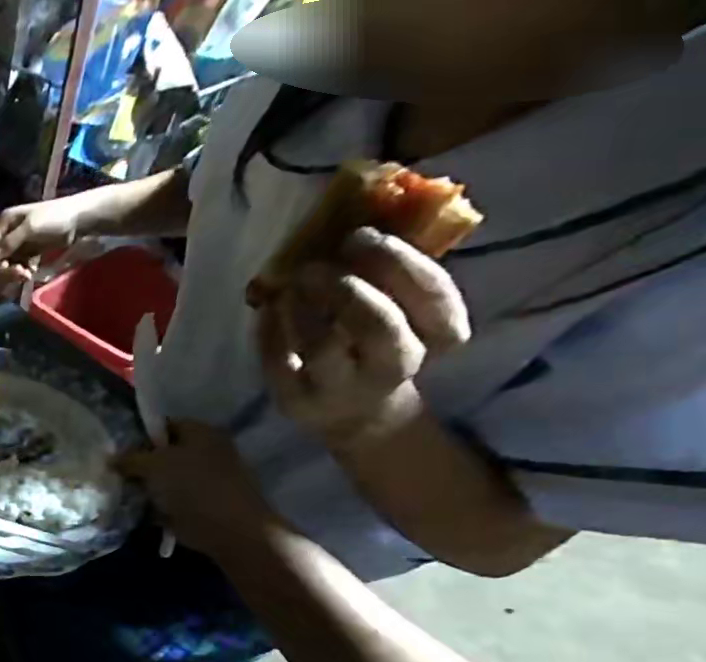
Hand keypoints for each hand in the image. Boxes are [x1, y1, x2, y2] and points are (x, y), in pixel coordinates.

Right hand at [0, 198, 86, 286]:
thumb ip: (11, 242)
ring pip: (8, 264)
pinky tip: (33, 270)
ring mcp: (19, 243)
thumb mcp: (30, 228)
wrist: (76, 219)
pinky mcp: (29, 251)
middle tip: (23, 274)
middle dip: (7, 269)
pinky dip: (25, 270)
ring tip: (29, 274)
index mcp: (4, 222)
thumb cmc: (53, 218)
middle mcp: (8, 233)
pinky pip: (20, 265)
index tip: (9, 267)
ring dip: (16, 272)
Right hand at [118, 420, 277, 556]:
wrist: (229, 529)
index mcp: (200, 432)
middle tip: (116, 475)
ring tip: (121, 494)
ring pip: (166, 481)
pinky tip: (137, 512)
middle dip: (141, 465)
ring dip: (147, 489)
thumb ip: (130, 459)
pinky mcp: (201, 506)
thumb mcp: (155, 465)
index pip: (164, 426)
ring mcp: (205, 481)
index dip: (139, 436)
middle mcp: (205, 452)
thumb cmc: (193, 486)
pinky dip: (157, 508)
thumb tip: (110, 459)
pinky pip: (171, 503)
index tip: (118, 451)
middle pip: (164, 455)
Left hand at [254, 227, 470, 445]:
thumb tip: (362, 206)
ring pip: (324, 350)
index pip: (436, 300)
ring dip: (303, 308)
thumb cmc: (378, 342)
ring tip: (292, 283)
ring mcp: (341, 391)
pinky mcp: (297, 403)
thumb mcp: (402, 308)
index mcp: (434, 339)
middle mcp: (391, 370)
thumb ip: (394, 268)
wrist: (352, 410)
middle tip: (318, 264)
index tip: (361, 236)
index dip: (400, 263)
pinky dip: (271, 331)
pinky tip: (269, 308)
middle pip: (379, 327)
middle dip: (347, 287)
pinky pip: (280, 365)